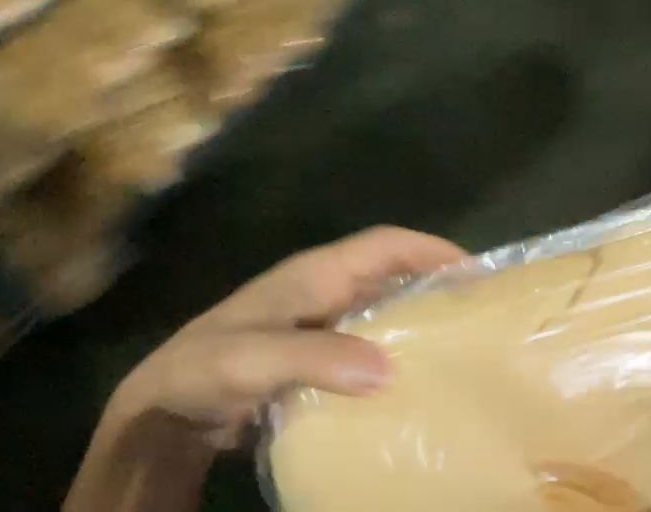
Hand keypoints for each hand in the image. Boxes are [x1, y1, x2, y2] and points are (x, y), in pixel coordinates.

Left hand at [66, 227, 465, 511]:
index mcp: (313, 275)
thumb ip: (315, 357)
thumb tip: (387, 367)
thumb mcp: (255, 358)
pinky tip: (414, 388)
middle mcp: (321, 292)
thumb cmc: (208, 366)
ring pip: (380, 312)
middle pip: (389, 275)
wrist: (166, 405)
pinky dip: (394, 358)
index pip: (381, 245)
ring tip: (463, 352)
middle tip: (484, 315)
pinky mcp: (312, 359)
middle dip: (434, 285)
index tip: (477, 268)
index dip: (428, 248)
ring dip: (417, 324)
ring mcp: (317, 326)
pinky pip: (366, 349)